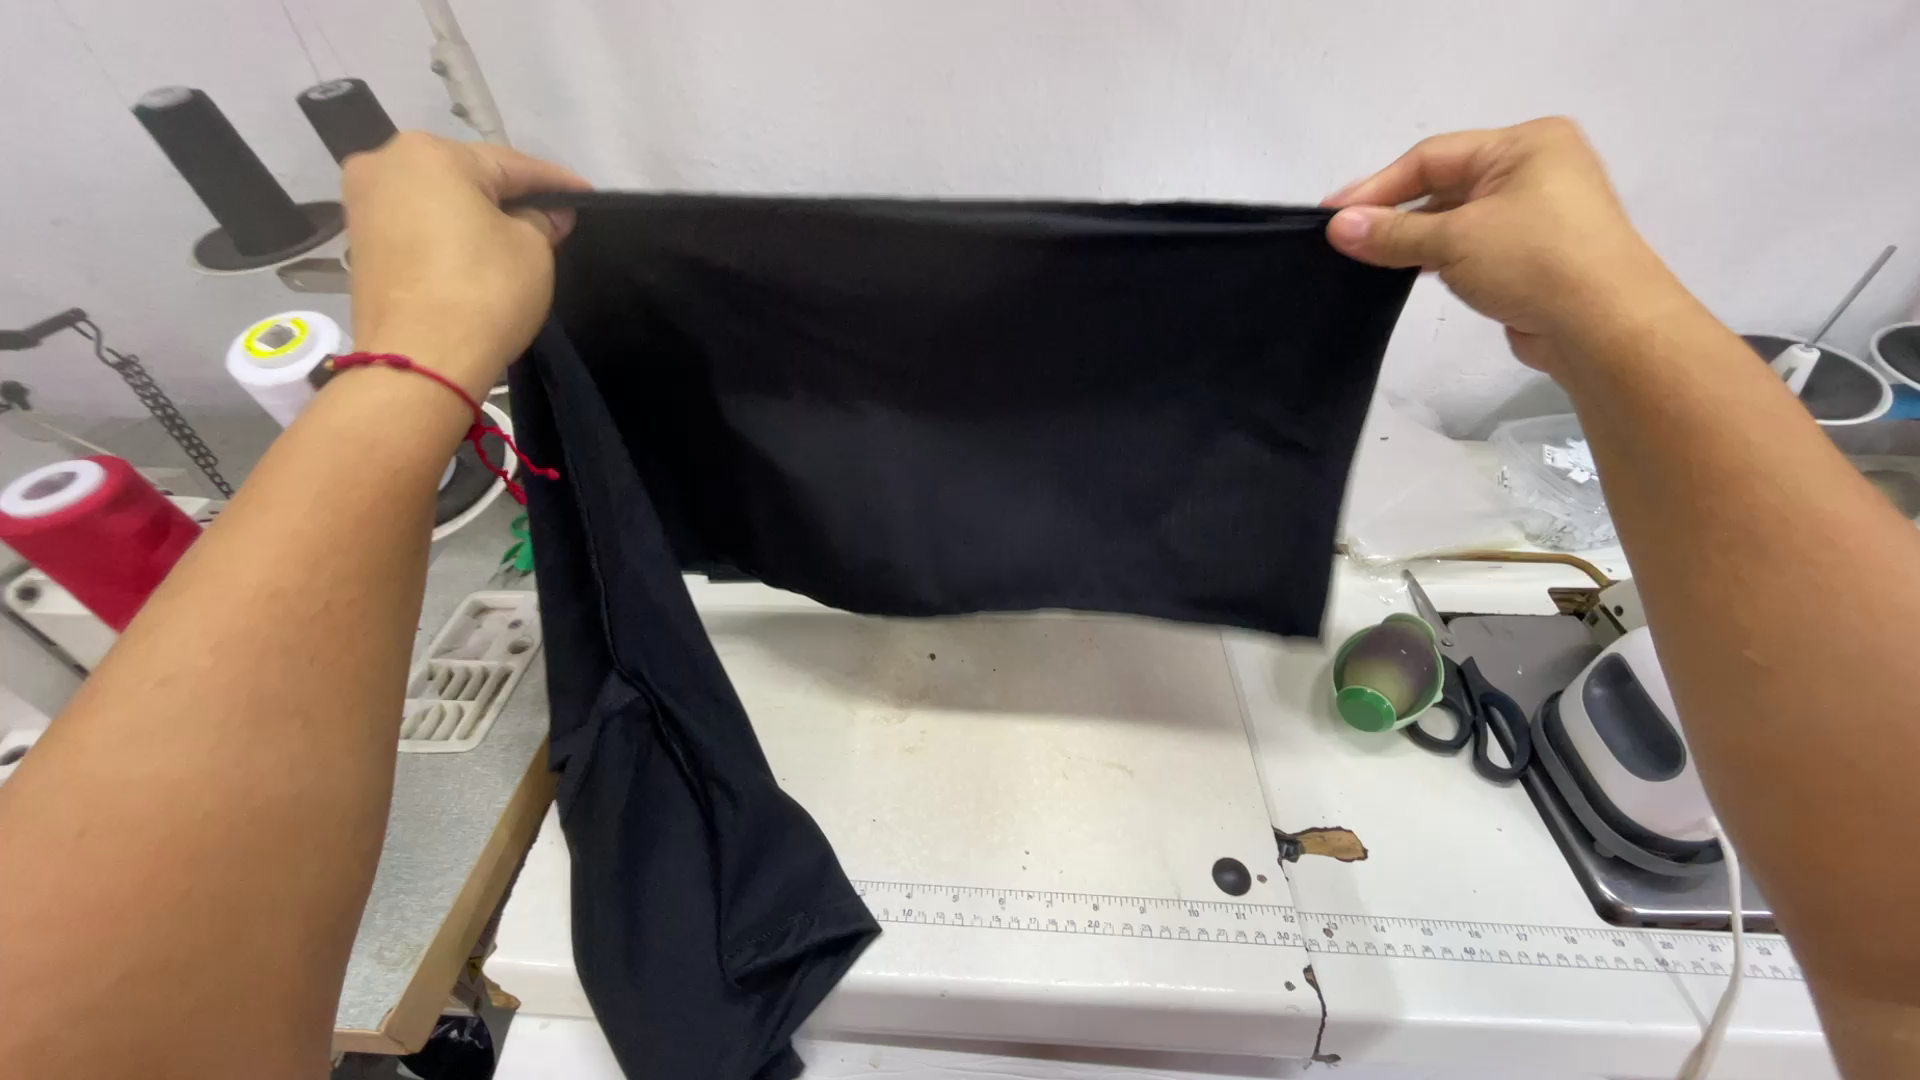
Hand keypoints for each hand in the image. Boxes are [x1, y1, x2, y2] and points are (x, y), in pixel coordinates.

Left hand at [342, 133, 590, 395]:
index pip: (511, 163)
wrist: (422, 357)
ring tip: (519, 235)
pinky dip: (451, 233)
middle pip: (467, 175)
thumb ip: (543, 221)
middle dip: (511, 195)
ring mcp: (365, 201)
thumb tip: (548, 214)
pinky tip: (479, 251)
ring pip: (439, 199)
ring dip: (479, 214)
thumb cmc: (485, 291)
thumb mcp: (534, 251)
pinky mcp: (362, 240)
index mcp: (432, 154)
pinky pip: (420, 224)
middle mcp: (386, 163)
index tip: (586, 193)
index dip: (555, 181)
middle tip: (552, 216)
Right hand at [1323, 117, 1694, 375]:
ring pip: (1453, 216)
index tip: (1329, 215)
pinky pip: (1467, 242)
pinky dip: (1433, 253)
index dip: (1375, 187)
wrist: (1600, 324)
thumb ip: (1391, 232)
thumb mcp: (1453, 239)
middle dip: (1391, 210)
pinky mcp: (1528, 252)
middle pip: (1441, 183)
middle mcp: (1533, 169)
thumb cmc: (1533, 261)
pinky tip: (1404, 269)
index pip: (1430, 157)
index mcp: (1525, 144)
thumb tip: (1337, 227)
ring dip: (1410, 235)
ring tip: (1364, 256)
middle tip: (1341, 237)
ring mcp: (1533, 212)